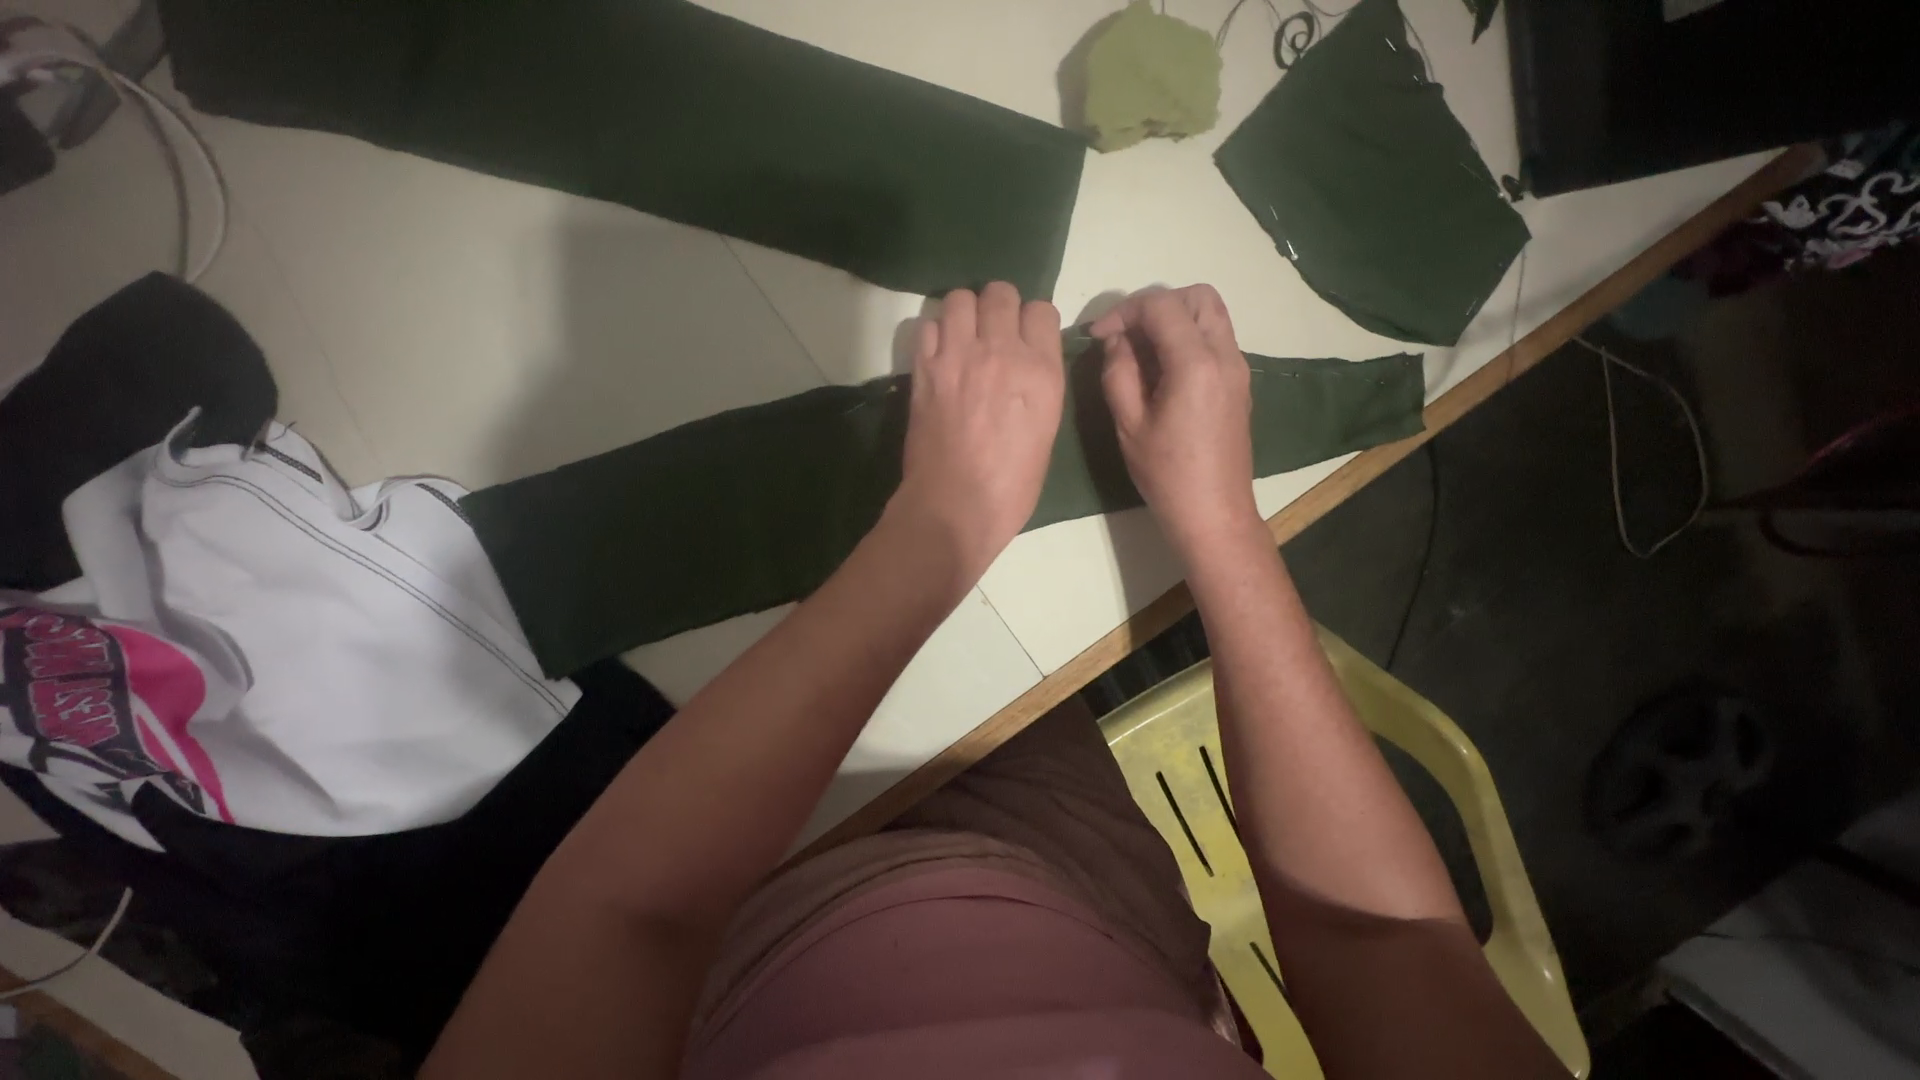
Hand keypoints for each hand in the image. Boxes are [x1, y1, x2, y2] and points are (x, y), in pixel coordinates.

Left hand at [892, 282, 1064, 580]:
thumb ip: (1038, 386)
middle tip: (993, 333)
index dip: (1034, 322)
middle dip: (1000, 307)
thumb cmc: (1011, 486)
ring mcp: (958, 357)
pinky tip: (940, 356)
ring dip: (965, 313)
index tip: (1027, 340)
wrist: (955, 506)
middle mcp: (1001, 352)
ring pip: (961, 298)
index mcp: (1040, 372)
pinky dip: (936, 334)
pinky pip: (929, 325)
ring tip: (964, 338)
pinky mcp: (924, 368)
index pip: (1042, 310)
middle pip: (1001, 292)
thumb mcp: (1046, 432)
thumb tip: (1026, 366)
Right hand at [1091, 285, 1260, 555]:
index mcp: (1196, 364)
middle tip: (1126, 335)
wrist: (1214, 513)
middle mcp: (1225, 356)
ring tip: (1142, 350)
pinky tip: (1162, 369)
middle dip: (1156, 305)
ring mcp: (1237, 368)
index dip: (1124, 311)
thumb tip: (1116, 341)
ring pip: (1211, 314)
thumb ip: (1119, 372)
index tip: (1099, 335)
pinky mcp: (1239, 383)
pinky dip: (1188, 337)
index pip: (1161, 306)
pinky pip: (1216, 339)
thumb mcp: (1129, 424)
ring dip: (1175, 318)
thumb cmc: (1166, 474)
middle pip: (1197, 296)